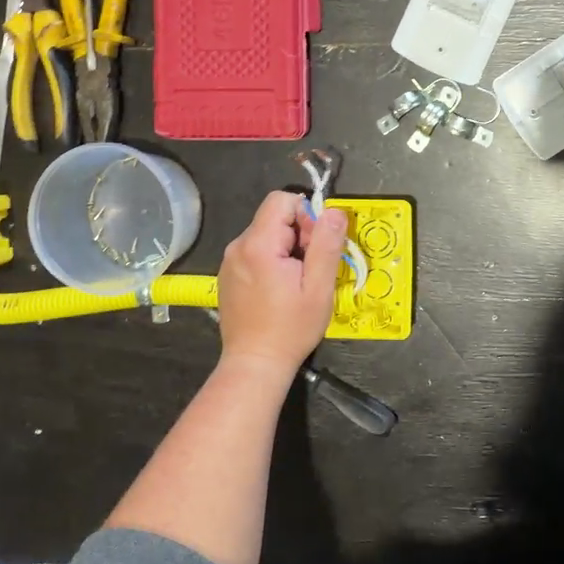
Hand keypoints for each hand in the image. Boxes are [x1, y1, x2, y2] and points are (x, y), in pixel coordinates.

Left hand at [216, 191, 349, 374]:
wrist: (255, 364)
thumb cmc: (291, 328)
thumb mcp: (319, 288)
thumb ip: (326, 245)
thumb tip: (335, 211)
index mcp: (258, 245)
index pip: (282, 199)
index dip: (305, 214)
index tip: (315, 245)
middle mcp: (238, 246)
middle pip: (274, 216)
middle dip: (298, 233)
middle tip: (310, 269)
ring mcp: (229, 261)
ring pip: (266, 234)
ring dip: (287, 248)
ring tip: (296, 282)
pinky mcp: (228, 275)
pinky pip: (255, 251)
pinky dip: (272, 260)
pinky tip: (279, 289)